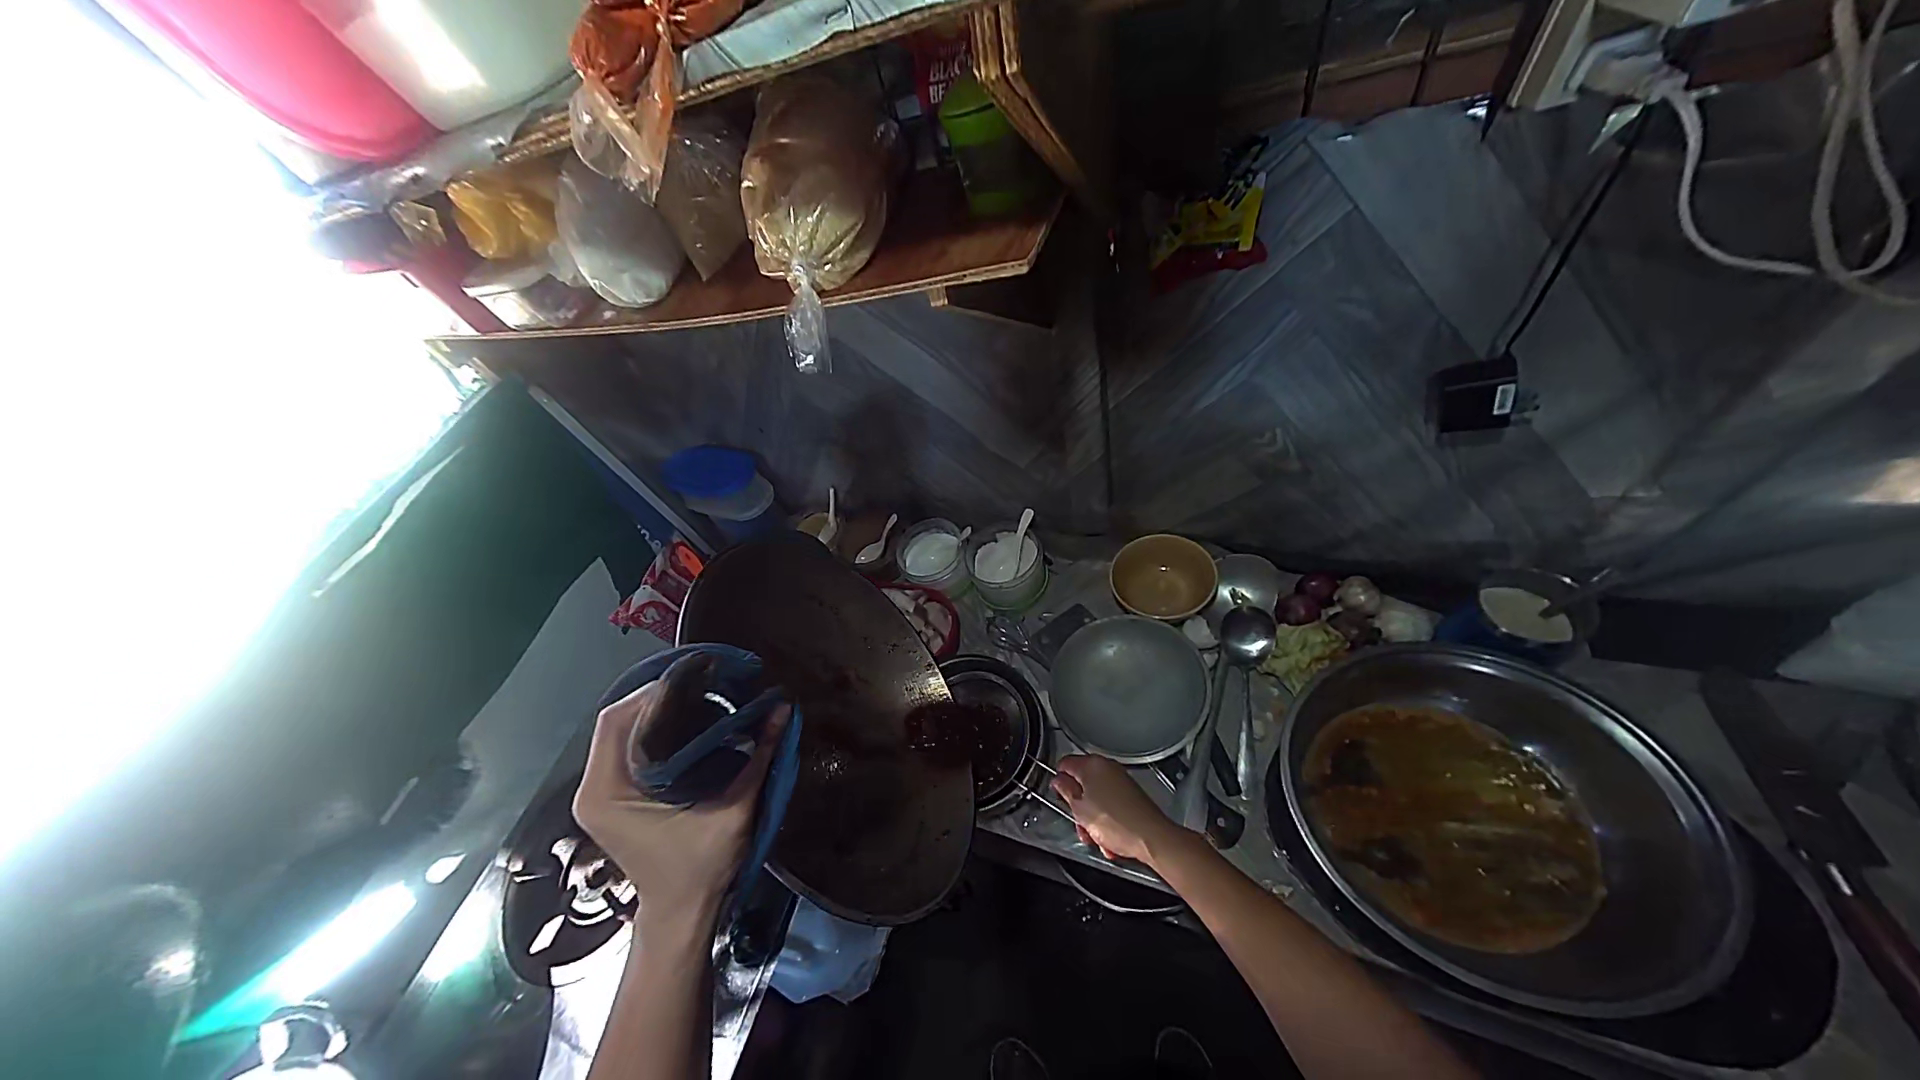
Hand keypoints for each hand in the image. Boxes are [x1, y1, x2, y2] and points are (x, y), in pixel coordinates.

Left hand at [573, 678, 789, 929]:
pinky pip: (629, 745)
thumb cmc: (701, 869)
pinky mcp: (614, 794)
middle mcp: (593, 787)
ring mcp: (600, 791)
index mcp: (607, 792)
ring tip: (702, 694)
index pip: (619, 720)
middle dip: (661, 695)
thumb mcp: (734, 811)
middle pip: (617, 719)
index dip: (656, 691)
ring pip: (622, 729)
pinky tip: (690, 719)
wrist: (682, 913)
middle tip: (705, 682)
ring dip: (658, 708)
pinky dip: (656, 726)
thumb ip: (758, 758)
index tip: (700, 678)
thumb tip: (782, 708)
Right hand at [1051, 754, 1180, 865]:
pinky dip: (1108, 820)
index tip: (1058, 795)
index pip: (1064, 764)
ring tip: (1097, 835)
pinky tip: (1110, 837)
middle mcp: (1107, 767)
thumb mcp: (1079, 809)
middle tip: (1079, 820)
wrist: (1152, 837)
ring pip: (1096, 798)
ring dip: (1093, 817)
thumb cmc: (1118, 822)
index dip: (1058, 781)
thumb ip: (1065, 791)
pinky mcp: (1131, 795)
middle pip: (1081, 783)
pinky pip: (1110, 806)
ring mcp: (1120, 780)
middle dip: (1078, 805)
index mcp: (1091, 765)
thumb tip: (1059, 782)